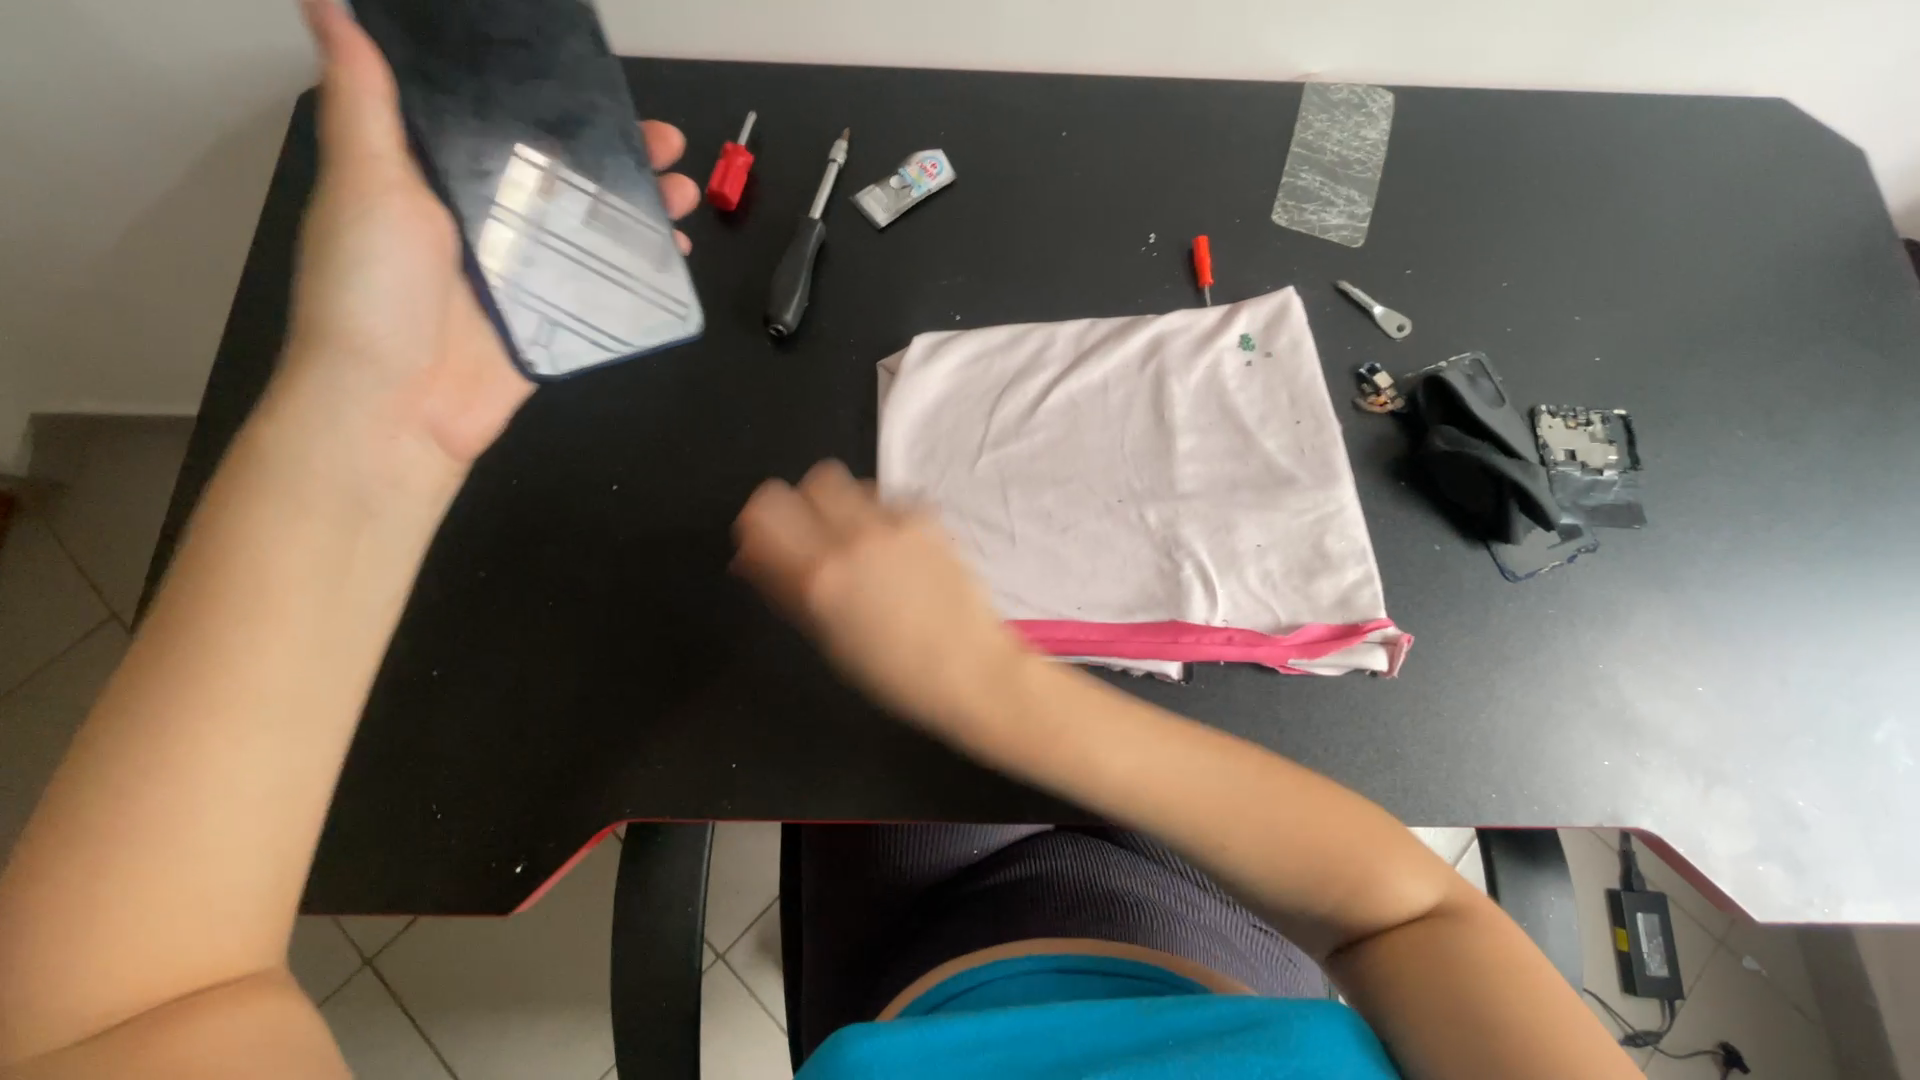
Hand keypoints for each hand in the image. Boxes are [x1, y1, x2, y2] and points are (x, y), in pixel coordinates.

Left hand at [274, 0, 700, 489]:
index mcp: (440, 180)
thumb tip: (330, 3)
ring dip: (642, 209)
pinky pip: (604, 288)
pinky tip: (672, 253)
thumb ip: (364, 100)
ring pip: (593, 229)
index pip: (509, 128)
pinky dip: (642, 272)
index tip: (605, 87)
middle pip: (565, 178)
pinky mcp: (552, 320)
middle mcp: (487, 222)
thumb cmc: (371, 289)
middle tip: (669, 143)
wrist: (395, 405)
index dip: (558, 104)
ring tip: (685, 194)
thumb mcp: (364, 182)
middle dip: (621, 156)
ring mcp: (524, 275)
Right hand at [733, 462, 1037, 731]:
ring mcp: (894, 524)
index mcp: (819, 575)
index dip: (758, 523)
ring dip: (843, 505)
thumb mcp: (827, 638)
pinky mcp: (928, 519)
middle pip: (809, 483)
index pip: (763, 511)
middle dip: (804, 505)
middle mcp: (853, 538)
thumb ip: (784, 588)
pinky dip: (881, 515)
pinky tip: (895, 549)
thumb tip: (749, 554)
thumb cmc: (893, 672)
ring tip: (859, 543)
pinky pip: (888, 499)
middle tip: (814, 537)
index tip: (766, 541)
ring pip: (849, 484)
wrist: (970, 669)